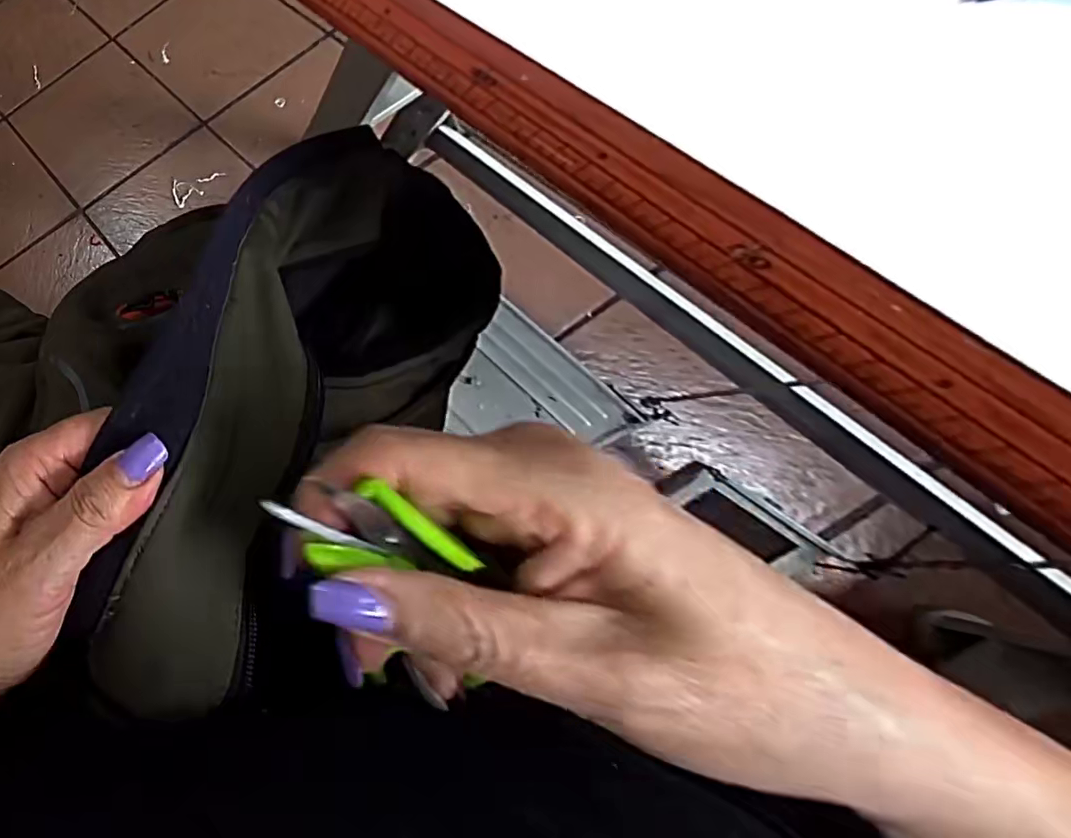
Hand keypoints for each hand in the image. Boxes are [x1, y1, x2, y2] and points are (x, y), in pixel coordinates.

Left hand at [0, 411, 165, 792]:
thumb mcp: (46, 560)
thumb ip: (97, 507)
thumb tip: (149, 455)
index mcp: (27, 465)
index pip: (97, 425)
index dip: (138, 438)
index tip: (179, 461)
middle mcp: (37, 476)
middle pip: (105, 450)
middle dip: (140, 471)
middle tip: (172, 503)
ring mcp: (46, 506)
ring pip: (107, 483)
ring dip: (134, 499)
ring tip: (158, 523)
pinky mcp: (57, 534)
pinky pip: (101, 511)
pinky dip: (122, 522)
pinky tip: (137, 538)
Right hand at [298, 423, 1070, 837]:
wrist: (860, 714)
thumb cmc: (746, 691)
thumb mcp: (584, 669)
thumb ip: (450, 623)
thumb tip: (336, 594)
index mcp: (544, 478)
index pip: (389, 454)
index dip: (326, 500)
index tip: (307, 576)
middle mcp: (526, 458)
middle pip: (397, 489)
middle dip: (367, 568)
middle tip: (367, 659)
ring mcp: (532, 481)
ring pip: (419, 518)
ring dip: (405, 591)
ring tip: (433, 674)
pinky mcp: (538, 508)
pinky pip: (454, 534)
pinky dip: (439, 589)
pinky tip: (464, 649)